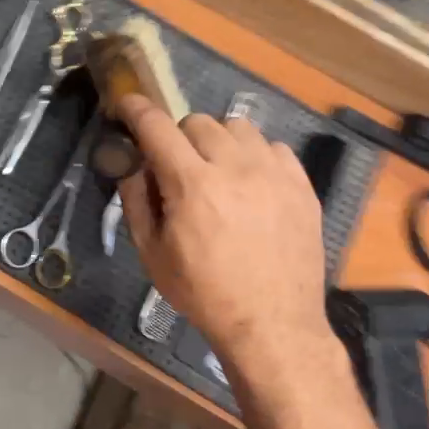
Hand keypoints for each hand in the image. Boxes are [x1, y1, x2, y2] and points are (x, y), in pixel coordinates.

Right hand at [113, 96, 329, 367]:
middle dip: (177, 135)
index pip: (157, 126)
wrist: (271, 323)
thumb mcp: (149, 250)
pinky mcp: (302, 188)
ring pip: (238, 127)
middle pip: (198, 122)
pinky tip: (248, 181)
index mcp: (191, 184)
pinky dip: (254, 154)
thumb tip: (135, 166)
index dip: (136, 109)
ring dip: (217, 140)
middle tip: (174, 164)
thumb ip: (136, 199)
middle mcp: (235, 169)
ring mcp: (274, 176)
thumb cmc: (201, 289)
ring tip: (215, 168)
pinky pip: (275, 147)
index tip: (125, 104)